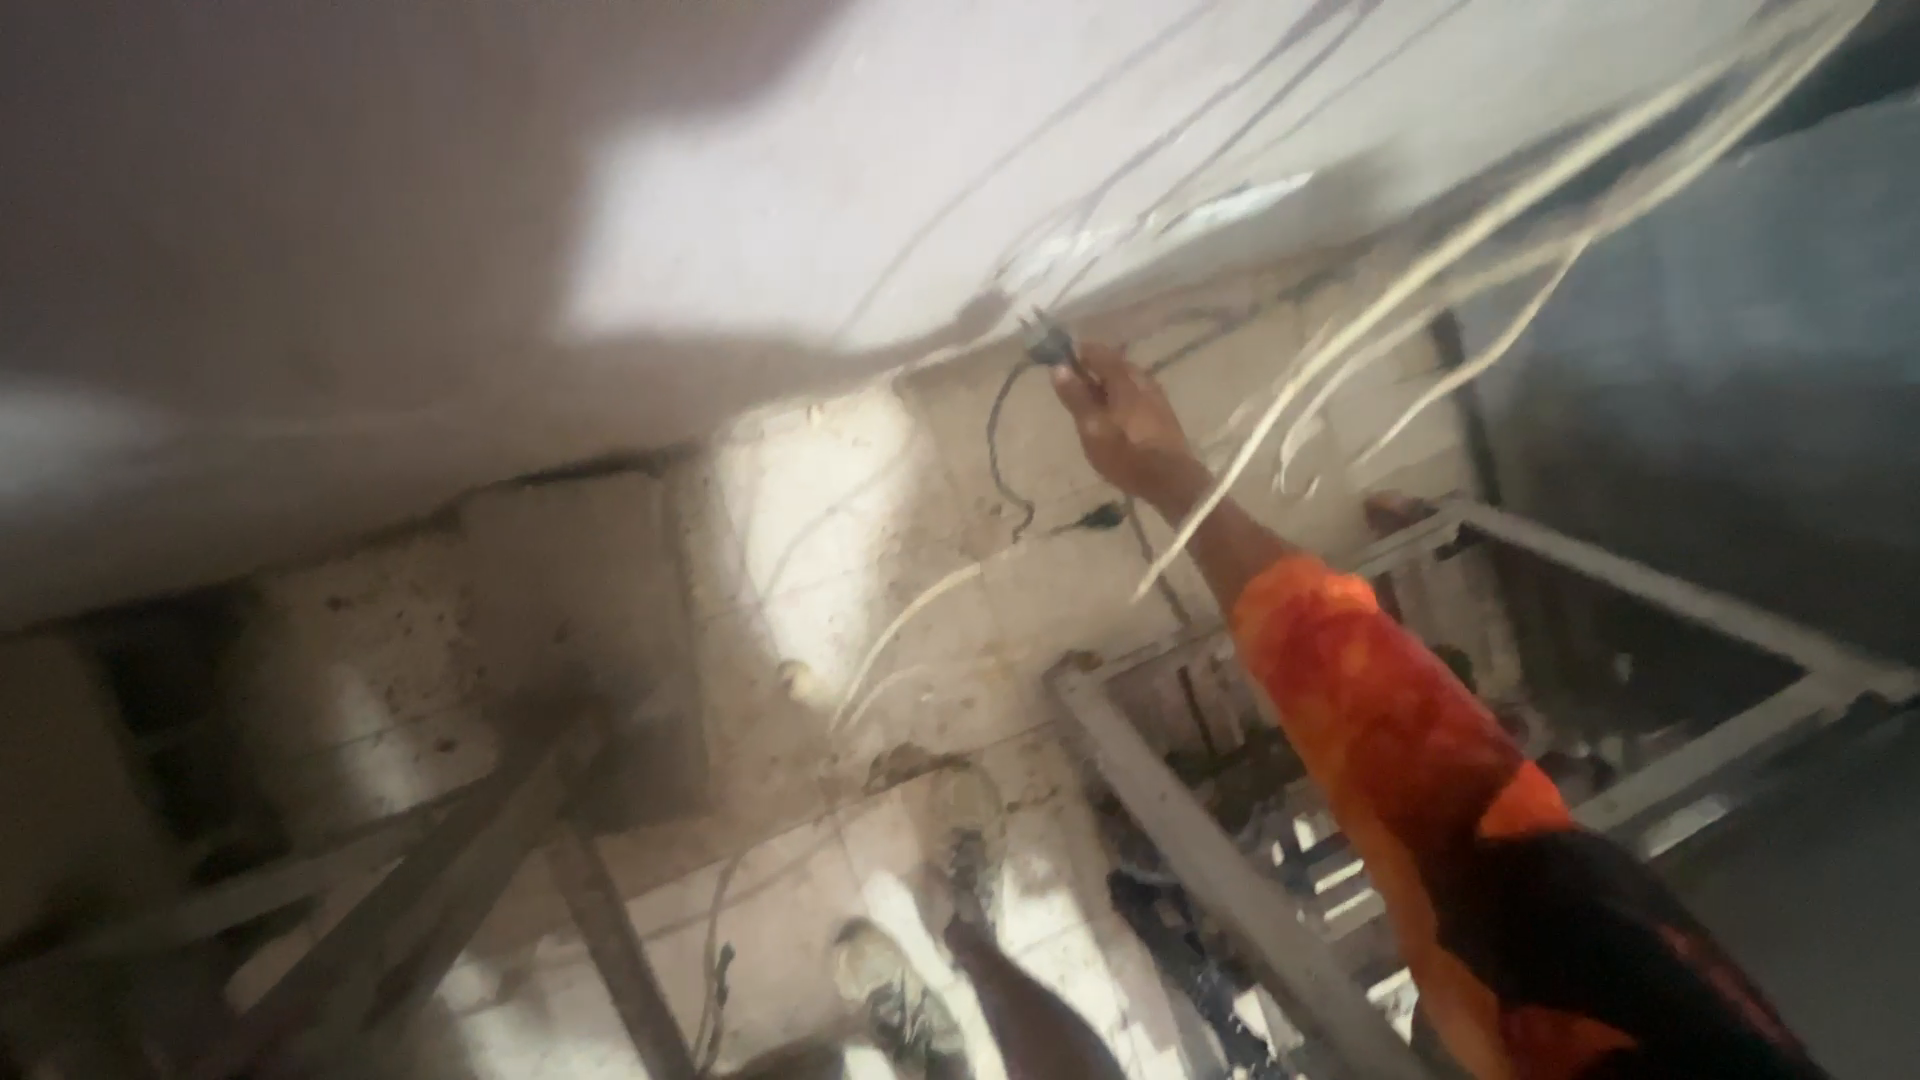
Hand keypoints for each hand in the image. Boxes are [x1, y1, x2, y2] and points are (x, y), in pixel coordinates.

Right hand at [1050, 343, 1209, 512]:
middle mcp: (1143, 378)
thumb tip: (1059, 366)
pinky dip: (1118, 400)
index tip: (1059, 364)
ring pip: (1125, 382)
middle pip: (1113, 365)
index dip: (1075, 354)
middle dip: (1091, 372)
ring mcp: (1156, 395)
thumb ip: (1075, 396)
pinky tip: (1112, 418)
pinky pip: (1134, 396)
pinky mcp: (1162, 413)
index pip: (1096, 351)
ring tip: (1089, 406)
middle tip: (1072, 389)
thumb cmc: (1125, 453)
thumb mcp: (1091, 426)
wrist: (1171, 480)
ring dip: (1105, 388)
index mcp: (1124, 376)